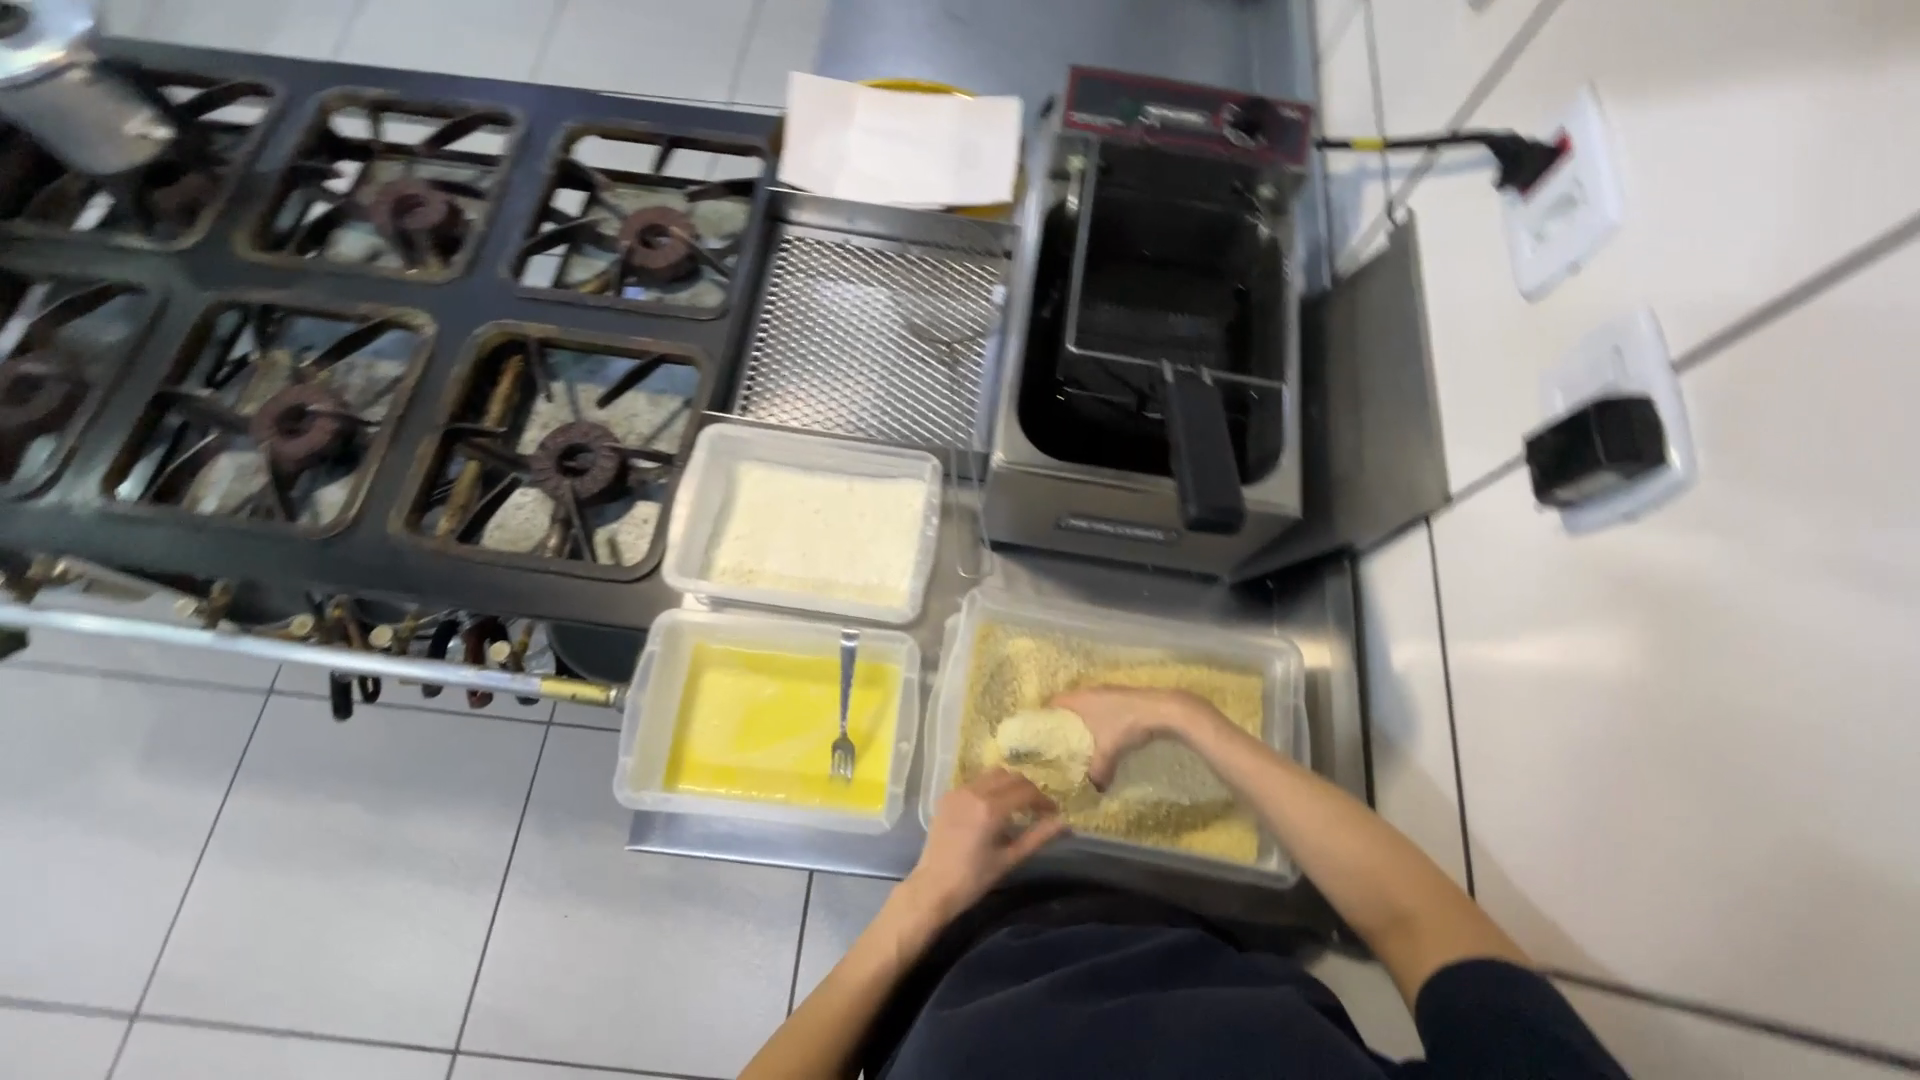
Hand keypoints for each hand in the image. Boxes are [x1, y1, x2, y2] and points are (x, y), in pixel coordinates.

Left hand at [901, 769, 1066, 922]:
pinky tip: (993, 808)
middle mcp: (974, 792)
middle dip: (1028, 789)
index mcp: (991, 809)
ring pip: (992, 774)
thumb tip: (1064, 823)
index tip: (1052, 813)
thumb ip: (1038, 837)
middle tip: (1037, 809)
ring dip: (1009, 785)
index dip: (1043, 800)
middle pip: (1011, 776)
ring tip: (1016, 806)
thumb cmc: (974, 878)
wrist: (933, 887)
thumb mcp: (1010, 859)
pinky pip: (975, 782)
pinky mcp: (947, 796)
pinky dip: (990, 788)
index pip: (1026, 791)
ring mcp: (958, 791)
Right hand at [1051, 686, 1223, 787]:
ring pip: (1088, 707)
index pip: (1053, 703)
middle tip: (1060, 743)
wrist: (1162, 710)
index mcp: (1079, 699)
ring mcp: (1108, 692)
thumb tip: (1094, 790)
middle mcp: (1090, 692)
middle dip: (1065, 723)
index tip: (1041, 734)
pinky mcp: (1123, 697)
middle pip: (1070, 705)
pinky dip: (1100, 721)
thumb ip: (1097, 772)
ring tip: (1082, 742)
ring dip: (1085, 722)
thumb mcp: (1108, 752)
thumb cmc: (1126, 725)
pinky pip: (1102, 708)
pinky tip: (1105, 736)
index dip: (1045, 716)